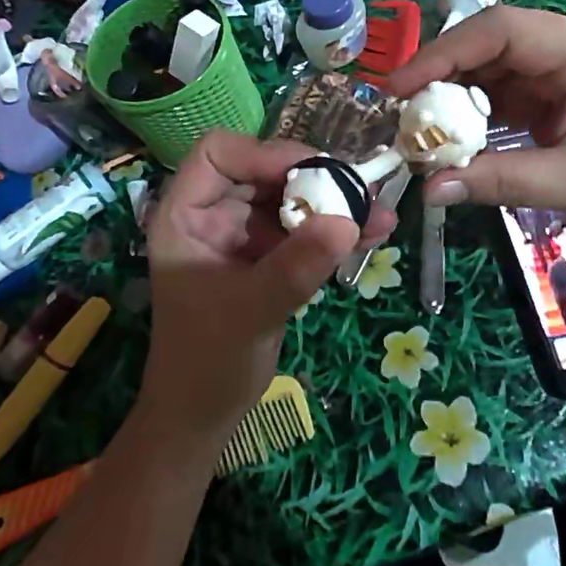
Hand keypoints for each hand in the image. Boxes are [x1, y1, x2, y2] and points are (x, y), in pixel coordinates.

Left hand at [143, 131, 394, 435]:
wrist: (204, 411)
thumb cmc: (206, 360)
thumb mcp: (251, 311)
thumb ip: (294, 267)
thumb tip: (346, 222)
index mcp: (185, 215)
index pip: (217, 153)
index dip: (262, 154)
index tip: (309, 174)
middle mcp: (212, 214)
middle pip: (262, 171)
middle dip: (311, 177)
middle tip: (359, 187)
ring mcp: (241, 234)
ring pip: (288, 197)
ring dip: (332, 202)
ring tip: (379, 212)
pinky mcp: (266, 256)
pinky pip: (302, 228)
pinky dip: (333, 229)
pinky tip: (374, 233)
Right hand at [387, 6, 565, 262]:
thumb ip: (499, 181)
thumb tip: (429, 188)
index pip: (500, 30)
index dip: (444, 53)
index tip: (400, 87)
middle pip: (487, 44)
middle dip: (440, 73)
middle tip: (399, 109)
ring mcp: (556, 72)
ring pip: (486, 68)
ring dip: (449, 94)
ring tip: (414, 124)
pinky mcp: (548, 97)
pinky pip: (495, 94)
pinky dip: (467, 113)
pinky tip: (446, 135)